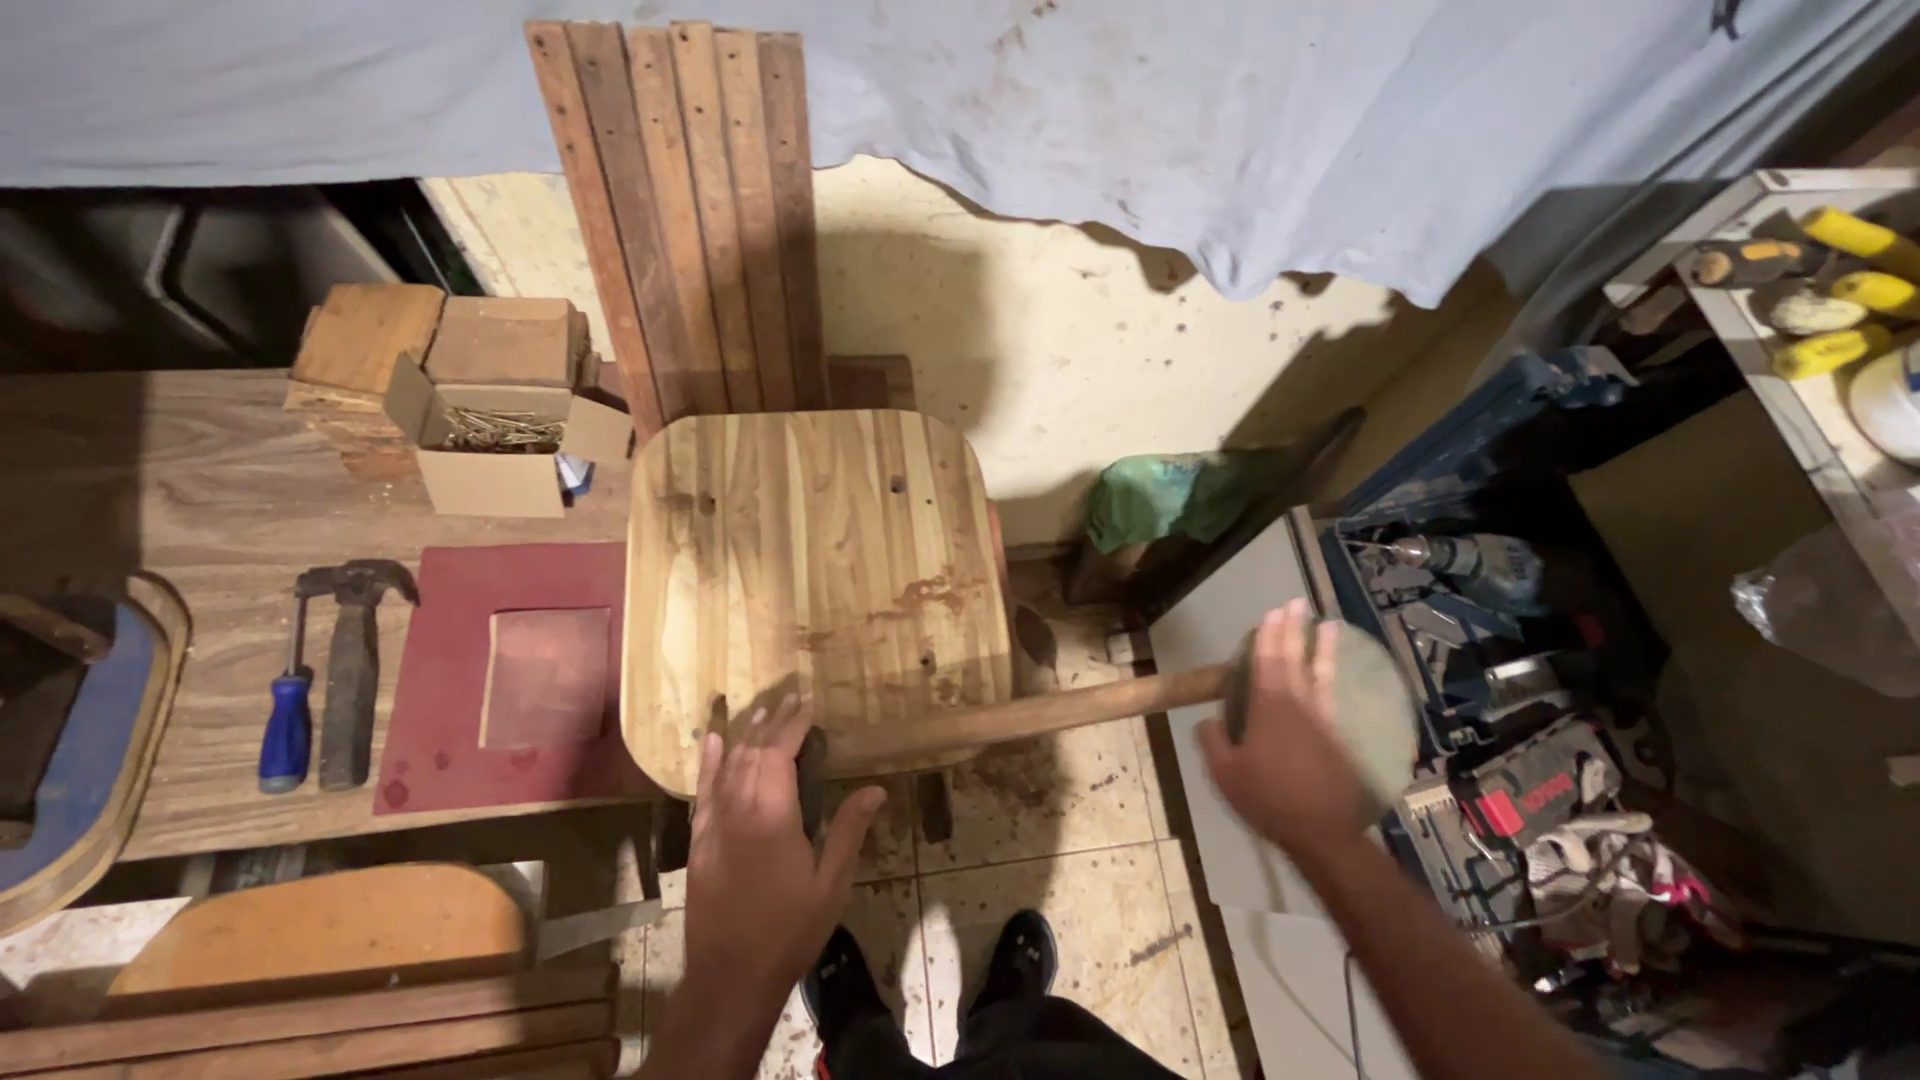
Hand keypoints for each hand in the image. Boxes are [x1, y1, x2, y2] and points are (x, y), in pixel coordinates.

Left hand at [684, 695, 885, 998]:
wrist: (730, 976)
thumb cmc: (790, 931)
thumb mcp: (831, 884)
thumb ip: (849, 830)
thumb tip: (876, 788)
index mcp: (773, 817)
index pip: (779, 754)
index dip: (793, 726)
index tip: (808, 706)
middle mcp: (738, 811)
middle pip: (752, 753)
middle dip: (772, 723)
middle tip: (790, 700)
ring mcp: (713, 826)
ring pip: (727, 767)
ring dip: (745, 736)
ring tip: (761, 710)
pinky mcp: (698, 842)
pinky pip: (702, 791)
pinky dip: (709, 762)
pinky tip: (713, 741)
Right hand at [1197, 600, 1368, 864]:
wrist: (1321, 831)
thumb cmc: (1266, 799)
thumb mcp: (1225, 773)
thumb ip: (1214, 741)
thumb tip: (1210, 720)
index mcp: (1268, 710)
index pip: (1265, 663)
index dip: (1267, 636)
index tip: (1271, 613)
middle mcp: (1298, 706)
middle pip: (1294, 659)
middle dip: (1293, 630)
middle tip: (1296, 603)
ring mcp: (1322, 720)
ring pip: (1321, 674)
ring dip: (1322, 647)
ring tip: (1329, 624)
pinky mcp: (1339, 736)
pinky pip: (1334, 696)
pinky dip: (1334, 677)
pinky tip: (1334, 672)